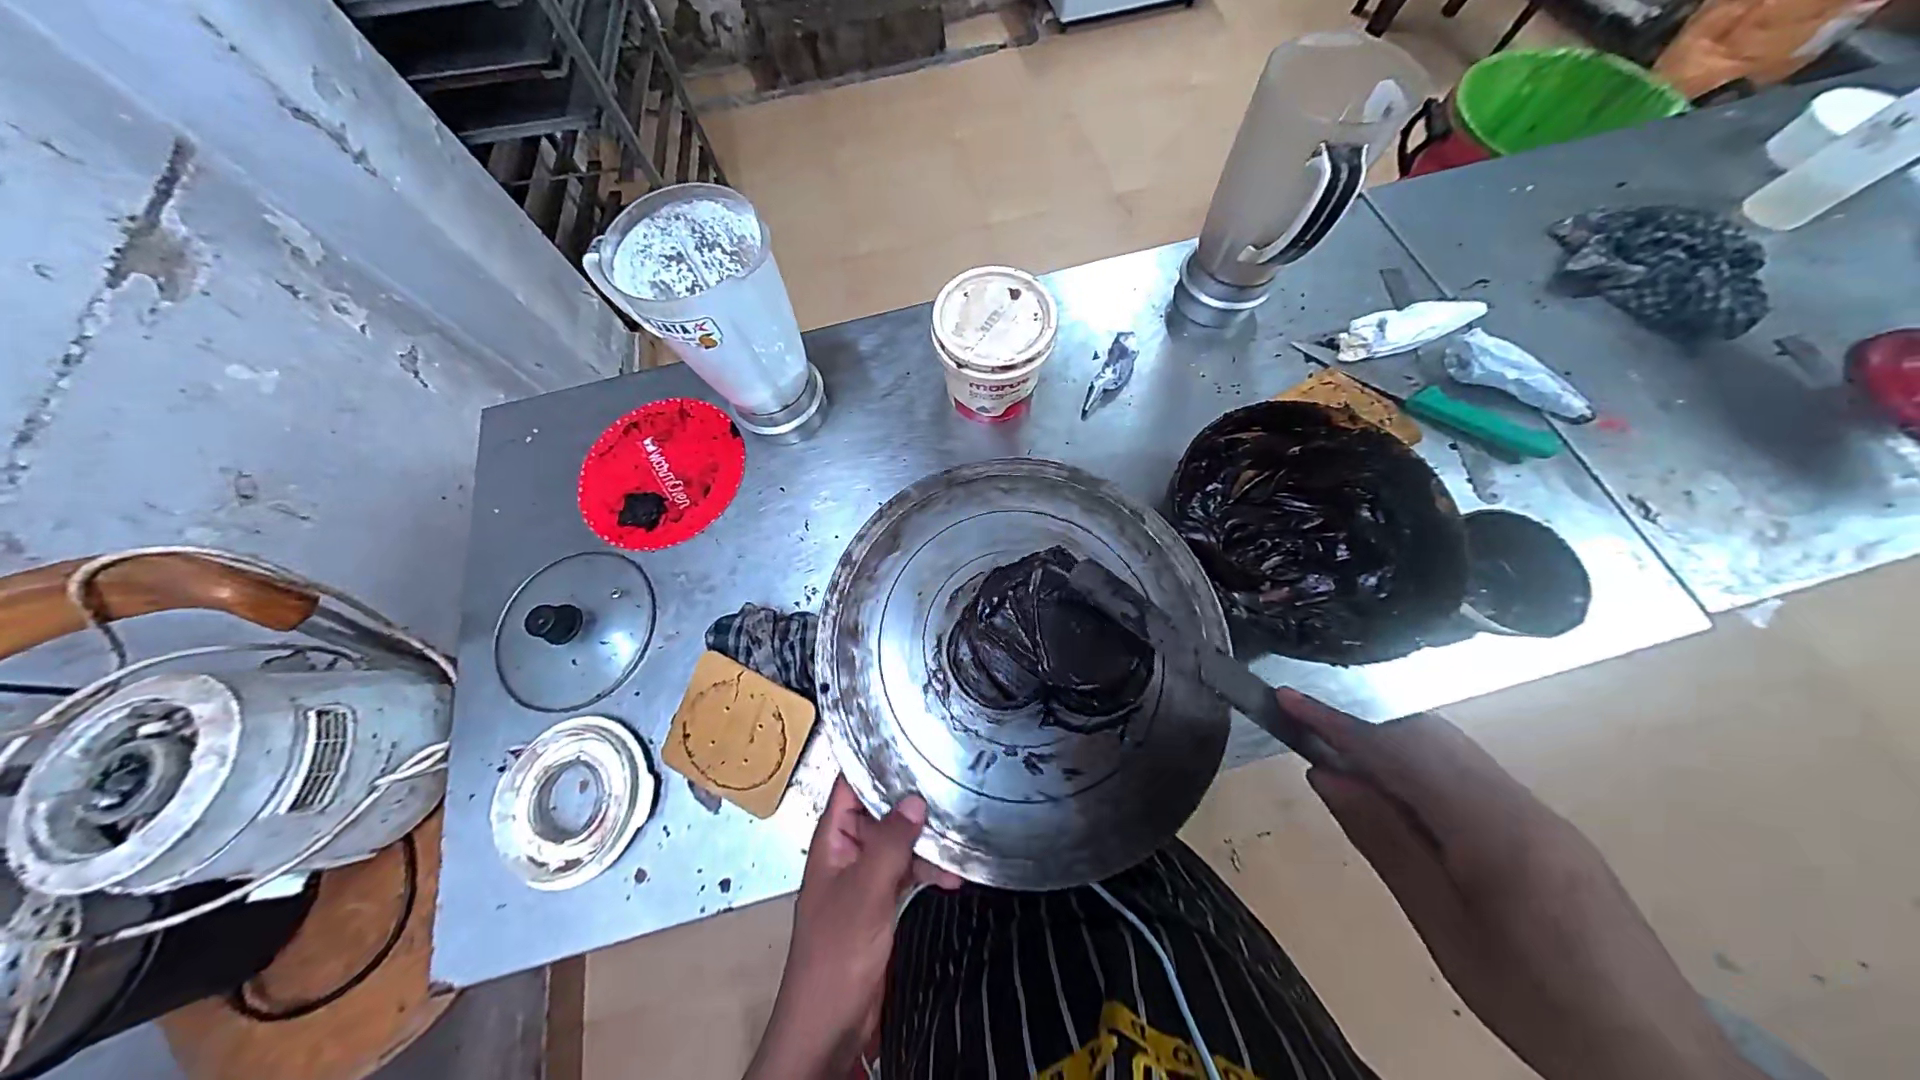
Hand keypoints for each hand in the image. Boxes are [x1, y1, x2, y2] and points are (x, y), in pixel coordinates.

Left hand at [745, 776, 959, 1079]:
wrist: (830, 1024)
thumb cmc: (835, 955)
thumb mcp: (865, 892)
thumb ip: (890, 844)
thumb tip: (915, 800)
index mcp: (831, 840)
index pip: (850, 786)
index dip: (874, 763)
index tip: (909, 743)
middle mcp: (847, 852)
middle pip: (881, 812)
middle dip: (912, 805)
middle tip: (949, 791)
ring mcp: (865, 877)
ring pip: (898, 843)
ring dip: (925, 843)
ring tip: (957, 845)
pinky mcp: (881, 902)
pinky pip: (906, 872)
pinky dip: (927, 871)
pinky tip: (952, 877)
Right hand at [1280, 689, 1762, 1079]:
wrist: (1657, 1059)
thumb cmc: (1536, 1002)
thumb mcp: (1443, 927)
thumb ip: (1384, 841)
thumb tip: (1327, 775)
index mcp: (1494, 828)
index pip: (1399, 752)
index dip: (1336, 721)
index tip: (1287, 699)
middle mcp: (1522, 804)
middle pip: (1428, 737)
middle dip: (1364, 729)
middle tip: (1310, 743)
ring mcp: (1542, 815)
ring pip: (1451, 752)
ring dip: (1393, 749)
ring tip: (1348, 774)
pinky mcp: (1551, 831)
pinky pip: (1472, 777)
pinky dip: (1423, 772)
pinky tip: (1404, 804)